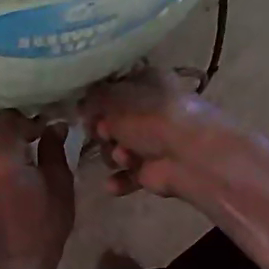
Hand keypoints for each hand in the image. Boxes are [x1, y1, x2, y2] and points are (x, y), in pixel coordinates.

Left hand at [0, 111, 74, 268]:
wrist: (21, 257)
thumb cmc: (47, 221)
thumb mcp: (59, 182)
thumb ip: (54, 148)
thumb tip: (54, 124)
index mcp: (3, 158)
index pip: (8, 120)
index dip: (26, 121)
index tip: (42, 130)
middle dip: (7, 126)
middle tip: (27, 138)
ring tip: (16, 158)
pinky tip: (4, 176)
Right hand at [78, 67, 244, 197]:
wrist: (188, 156)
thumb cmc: (151, 117)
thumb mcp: (115, 98)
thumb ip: (94, 99)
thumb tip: (81, 105)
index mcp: (148, 83)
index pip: (116, 88)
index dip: (98, 101)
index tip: (85, 110)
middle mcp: (151, 112)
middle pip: (114, 123)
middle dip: (106, 131)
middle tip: (106, 134)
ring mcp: (154, 143)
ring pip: (118, 150)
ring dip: (114, 155)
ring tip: (124, 157)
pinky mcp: (154, 172)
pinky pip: (128, 176)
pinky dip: (120, 180)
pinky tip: (112, 185)